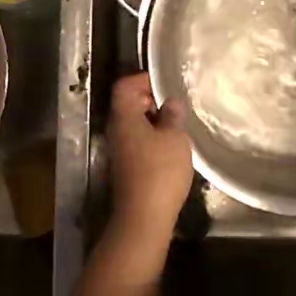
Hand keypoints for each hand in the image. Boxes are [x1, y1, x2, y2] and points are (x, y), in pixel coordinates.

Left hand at [106, 73, 192, 240]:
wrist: (144, 216)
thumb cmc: (160, 171)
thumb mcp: (175, 137)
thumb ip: (173, 115)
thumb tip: (171, 101)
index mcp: (124, 118)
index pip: (124, 86)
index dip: (143, 79)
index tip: (167, 83)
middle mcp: (116, 130)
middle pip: (128, 103)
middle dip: (151, 98)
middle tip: (176, 103)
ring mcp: (120, 149)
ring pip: (134, 123)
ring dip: (155, 119)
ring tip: (178, 123)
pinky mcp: (127, 165)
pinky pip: (138, 140)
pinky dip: (153, 136)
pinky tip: (172, 145)